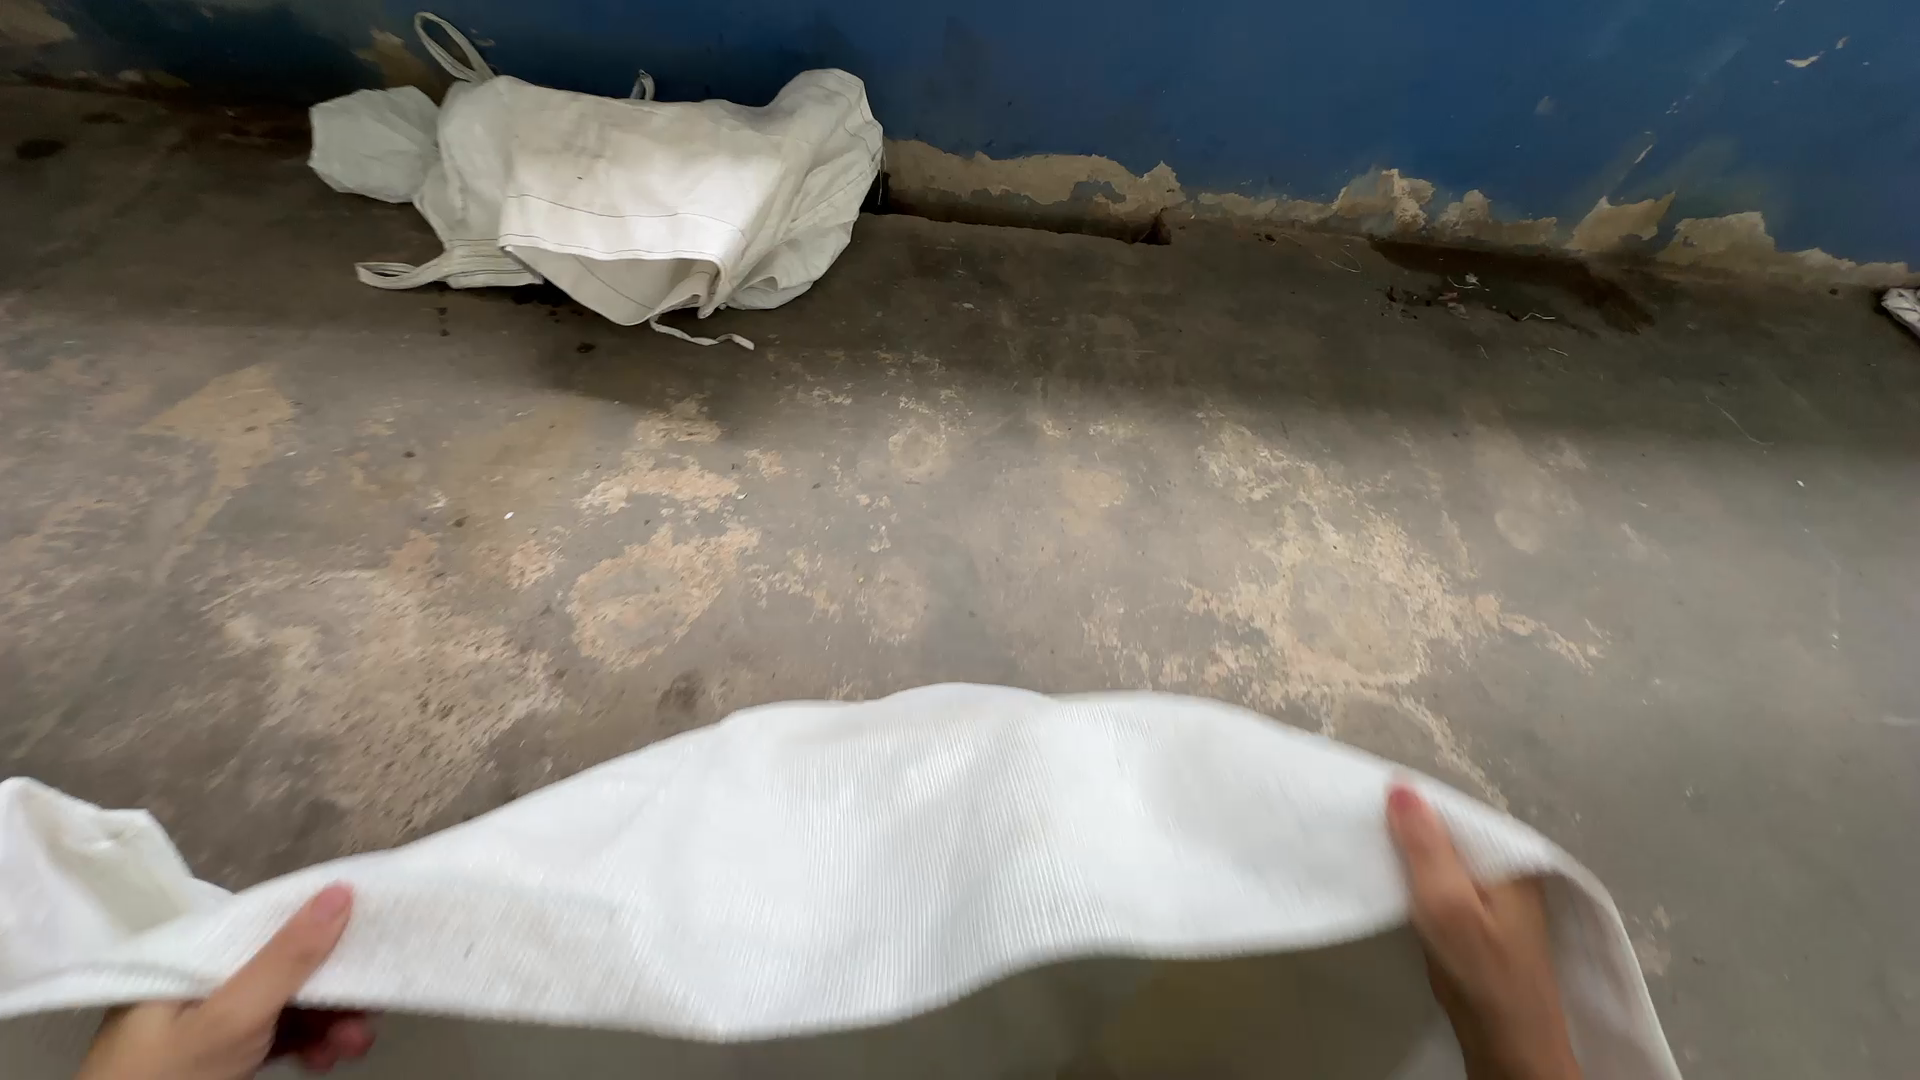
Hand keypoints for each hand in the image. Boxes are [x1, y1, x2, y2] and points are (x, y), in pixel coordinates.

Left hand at [76, 884, 373, 1079]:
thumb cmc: (168, 1079)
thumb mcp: (231, 1018)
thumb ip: (286, 957)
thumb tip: (341, 888)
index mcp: (186, 964)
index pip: (266, 922)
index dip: (322, 919)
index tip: (370, 925)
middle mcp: (200, 987)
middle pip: (288, 965)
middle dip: (338, 985)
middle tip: (373, 1001)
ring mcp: (212, 1025)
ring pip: (293, 1002)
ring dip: (334, 1020)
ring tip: (356, 1044)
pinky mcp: (226, 1057)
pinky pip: (284, 1033)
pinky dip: (314, 1042)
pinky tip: (330, 1057)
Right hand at [1386, 784, 1581, 1079]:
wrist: (1506, 1046)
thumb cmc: (1479, 970)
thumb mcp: (1446, 902)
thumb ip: (1425, 844)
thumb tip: (1400, 784)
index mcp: (1510, 860)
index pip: (1454, 811)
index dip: (1410, 803)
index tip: (1365, 799)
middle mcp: (1506, 871)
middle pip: (1446, 832)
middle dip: (1404, 825)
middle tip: (1357, 821)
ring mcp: (1491, 895)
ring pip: (1439, 855)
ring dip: (1405, 850)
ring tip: (1364, 842)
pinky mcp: (1475, 915)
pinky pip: (1438, 877)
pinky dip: (1412, 873)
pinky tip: (1386, 875)